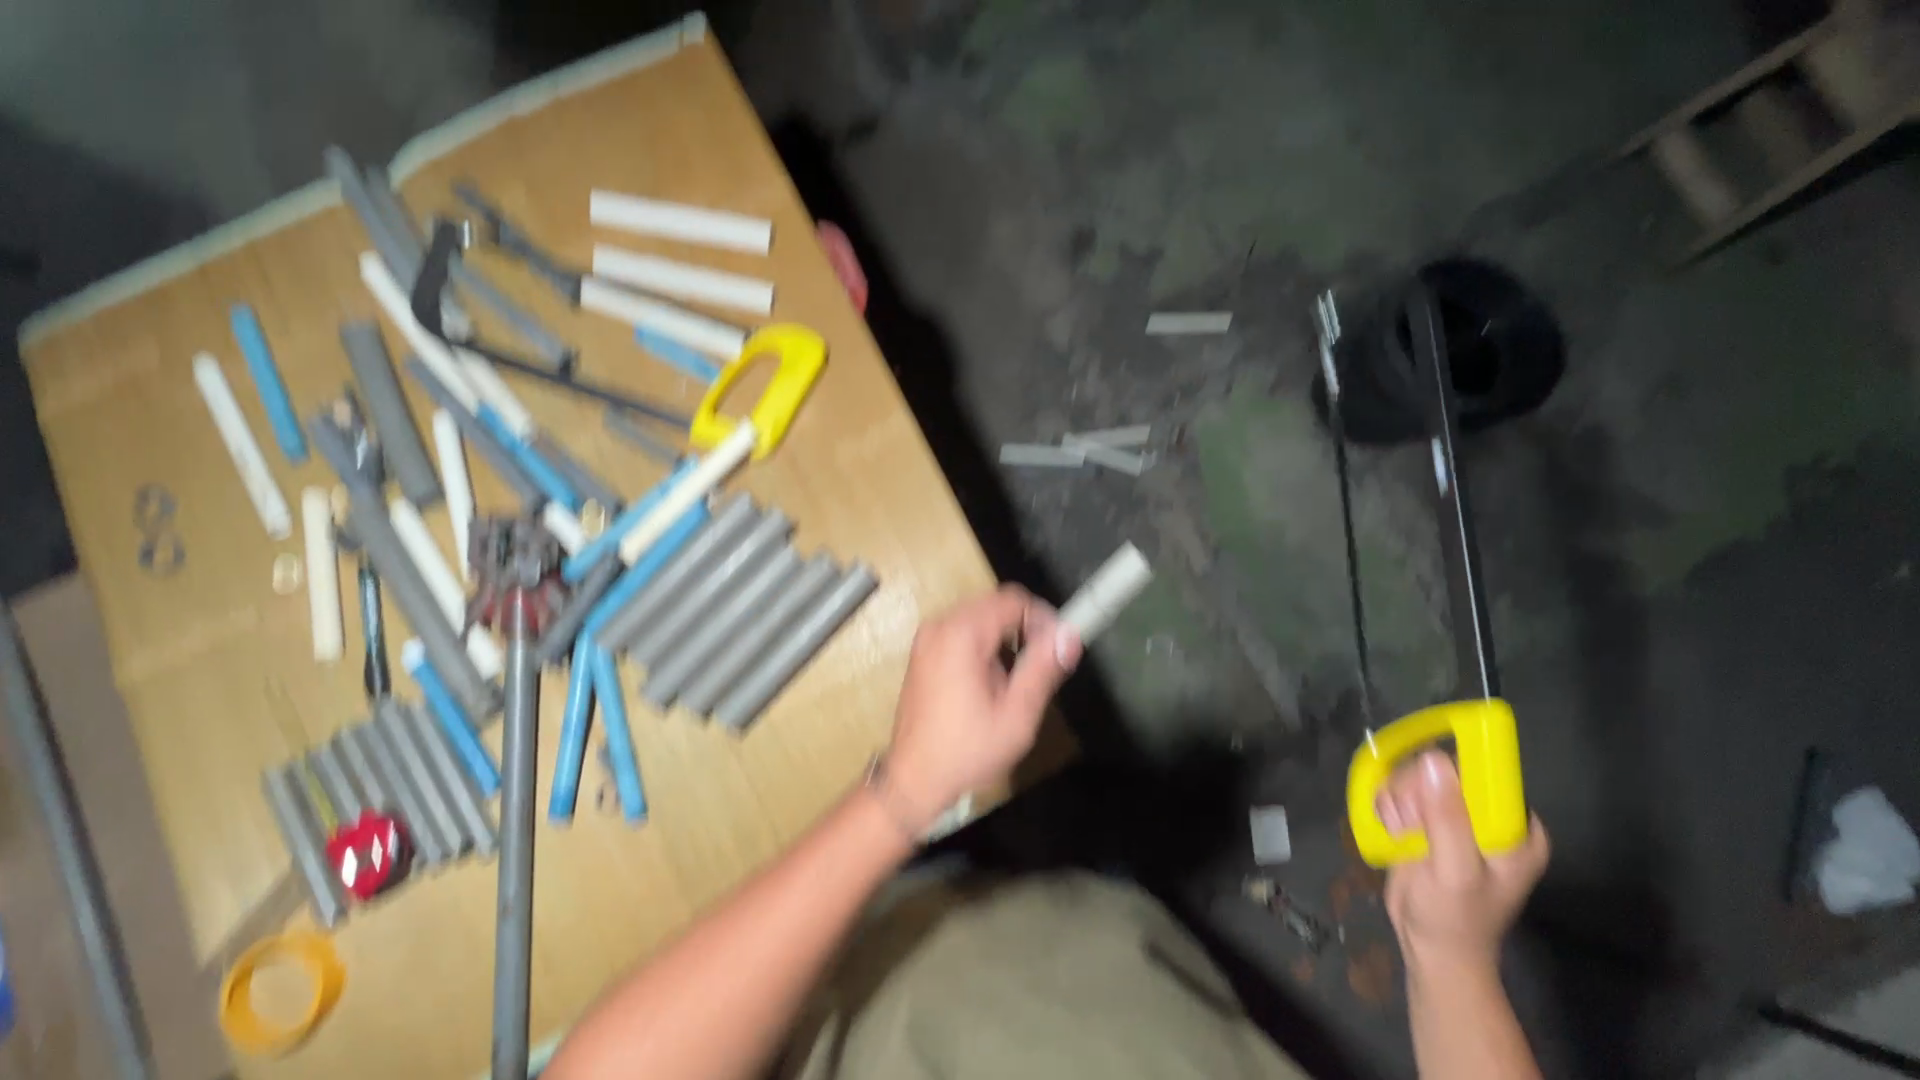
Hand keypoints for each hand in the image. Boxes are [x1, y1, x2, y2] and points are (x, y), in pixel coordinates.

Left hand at [885, 585, 1082, 831]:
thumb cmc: (966, 751)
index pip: (1013, 600)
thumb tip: (1069, 634)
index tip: (1056, 650)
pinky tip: (989, 685)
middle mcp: (939, 627)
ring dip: (1004, 642)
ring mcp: (927, 639)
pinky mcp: (923, 653)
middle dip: (1024, 631)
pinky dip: (983, 649)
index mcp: (961, 635)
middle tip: (1038, 671)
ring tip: (1012, 685)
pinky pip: (963, 634)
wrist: (914, 779)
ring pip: (981, 619)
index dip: (1042, 618)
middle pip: (996, 606)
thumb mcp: (1016, 714)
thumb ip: (1043, 668)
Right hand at [1378, 751, 1549, 976]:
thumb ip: (1448, 817)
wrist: (1431, 950)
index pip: (1482, 772)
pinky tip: (1393, 831)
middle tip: (1408, 824)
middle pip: (1442, 770)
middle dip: (1415, 792)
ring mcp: (1455, 818)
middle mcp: (1488, 816)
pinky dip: (1389, 806)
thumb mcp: (1455, 870)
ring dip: (1398, 800)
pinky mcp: (1427, 823)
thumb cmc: (1454, 918)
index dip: (1449, 776)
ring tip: (1401, 833)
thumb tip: (1433, 759)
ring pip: (1416, 778)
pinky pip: (1401, 793)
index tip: (1425, 802)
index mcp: (1516, 825)